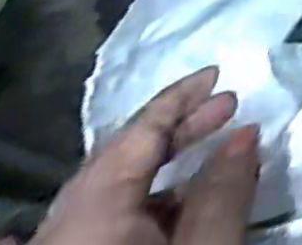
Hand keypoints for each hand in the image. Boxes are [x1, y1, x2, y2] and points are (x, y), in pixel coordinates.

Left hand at [33, 67, 258, 244]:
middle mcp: (56, 228)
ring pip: (104, 194)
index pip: (136, 135)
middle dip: (174, 128)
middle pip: (115, 160)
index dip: (180, 98)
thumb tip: (245, 134)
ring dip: (160, 166)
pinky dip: (139, 200)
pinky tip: (175, 204)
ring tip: (211, 153)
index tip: (219, 72)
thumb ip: (223, 192)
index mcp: (88, 213)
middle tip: (226, 106)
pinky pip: (94, 223)